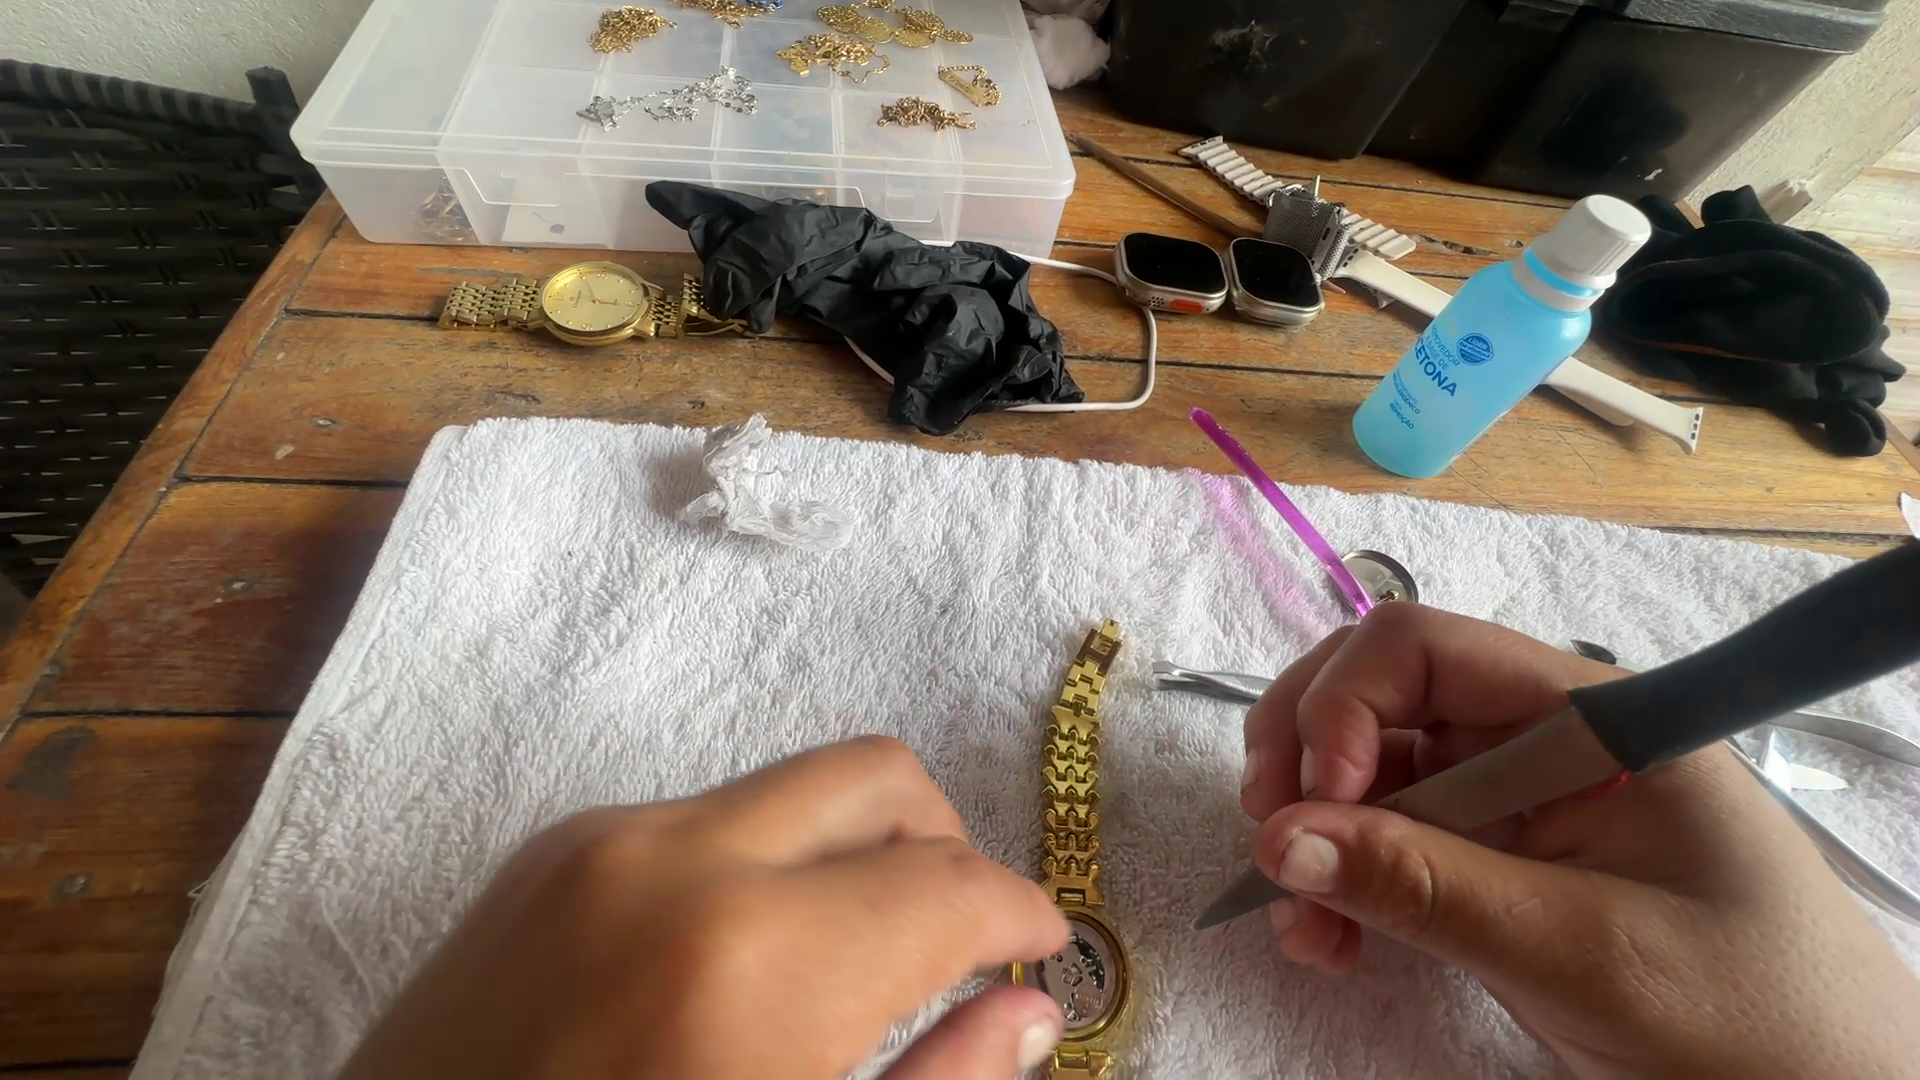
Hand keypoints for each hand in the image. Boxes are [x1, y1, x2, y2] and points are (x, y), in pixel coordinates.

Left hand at [339, 736, 1069, 1079]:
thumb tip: (1027, 1013)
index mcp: (742, 966)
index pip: (941, 883)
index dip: (1016, 911)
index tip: (1040, 946)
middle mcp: (672, 856)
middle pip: (878, 773)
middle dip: (945, 839)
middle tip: (958, 930)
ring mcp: (601, 835)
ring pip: (800, 785)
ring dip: (858, 848)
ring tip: (857, 946)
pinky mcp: (556, 843)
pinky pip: (719, 813)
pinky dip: (775, 858)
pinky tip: (752, 950)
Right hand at [1240, 603, 1919, 1079]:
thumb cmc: (1756, 1031)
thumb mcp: (1589, 957)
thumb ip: (1428, 890)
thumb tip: (1276, 842)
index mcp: (1580, 715)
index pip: (1420, 647)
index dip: (1345, 704)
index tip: (1316, 799)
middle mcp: (1520, 731)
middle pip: (1366, 689)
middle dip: (1299, 755)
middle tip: (1271, 834)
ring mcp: (1489, 786)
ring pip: (1349, 763)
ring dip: (1303, 828)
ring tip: (1298, 920)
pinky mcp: (1468, 841)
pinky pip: (1365, 827)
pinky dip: (1326, 872)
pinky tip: (1323, 936)